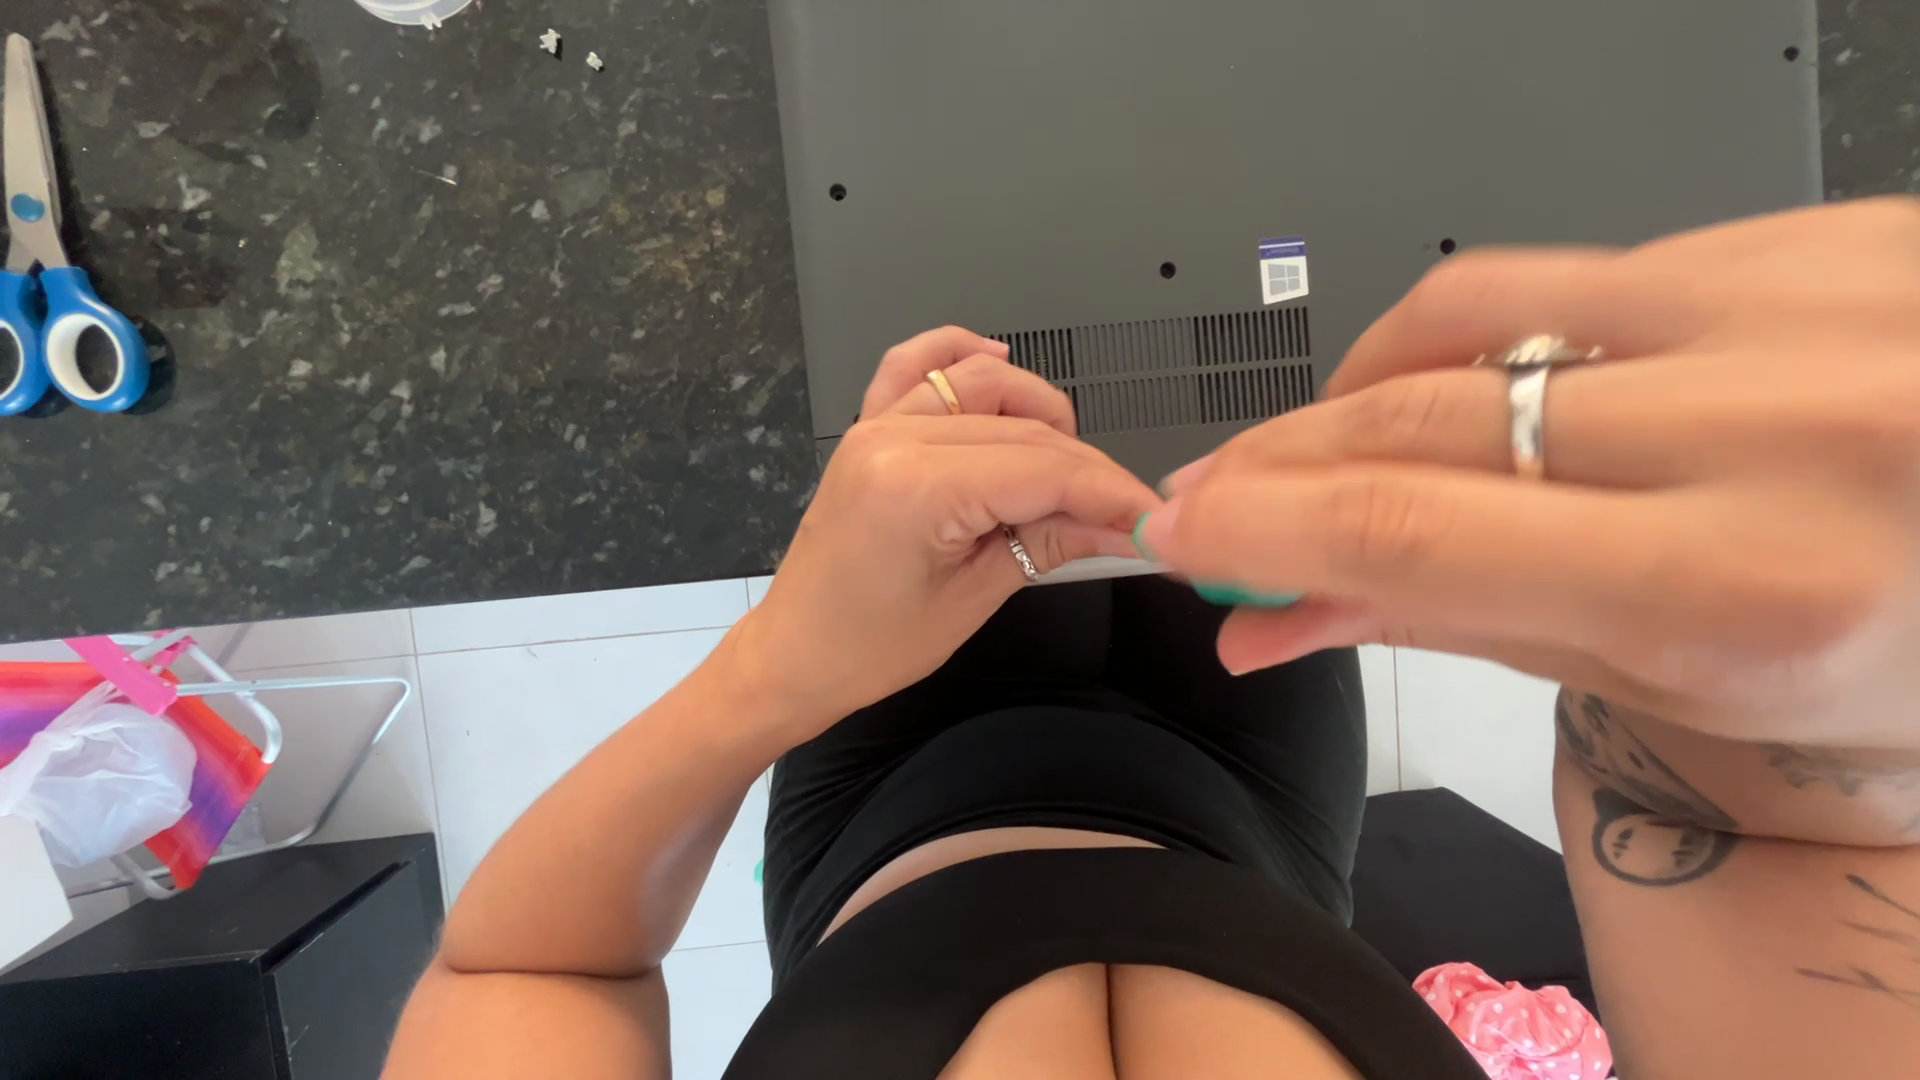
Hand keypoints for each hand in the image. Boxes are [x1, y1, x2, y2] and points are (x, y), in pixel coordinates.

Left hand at [735, 327, 1156, 729]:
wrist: (796, 655)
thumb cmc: (867, 647)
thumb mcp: (975, 598)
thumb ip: (1053, 544)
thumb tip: (1122, 526)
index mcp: (917, 487)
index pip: (1044, 470)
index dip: (1109, 492)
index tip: (1149, 516)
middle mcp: (893, 439)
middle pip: (1023, 429)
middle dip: (1086, 470)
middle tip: (1121, 512)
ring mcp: (875, 427)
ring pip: (982, 385)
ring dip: (1040, 413)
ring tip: (1069, 464)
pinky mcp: (868, 431)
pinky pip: (913, 366)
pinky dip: (958, 355)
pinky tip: (995, 360)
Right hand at [1141, 198, 1919, 748]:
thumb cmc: (1883, 661)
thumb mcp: (1636, 674)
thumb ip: (1424, 623)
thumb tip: (1267, 618)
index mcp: (1742, 587)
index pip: (1402, 529)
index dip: (1250, 524)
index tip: (1178, 529)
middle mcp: (1787, 424)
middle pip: (1409, 414)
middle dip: (1270, 459)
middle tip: (1208, 493)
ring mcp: (1809, 301)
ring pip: (1459, 313)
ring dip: (1347, 387)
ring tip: (1319, 441)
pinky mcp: (1810, 235)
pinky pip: (1558, 272)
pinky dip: (1457, 338)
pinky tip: (1450, 387)